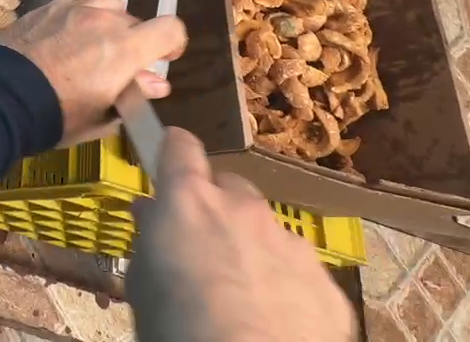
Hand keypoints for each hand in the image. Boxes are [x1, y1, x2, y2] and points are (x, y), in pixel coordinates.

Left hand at [0, 0, 185, 145]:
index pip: (170, 28)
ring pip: (110, 3)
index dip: (174, 43)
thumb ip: (134, 94)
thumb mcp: (103, 116)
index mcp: (125, 49)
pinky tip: (98, 0)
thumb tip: (157, 82)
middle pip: (136, 21)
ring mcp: (75, 7)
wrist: (2, 94)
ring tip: (102, 40)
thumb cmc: (57, 114)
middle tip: (121, 65)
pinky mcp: (51, 5)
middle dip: (136, 41)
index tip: (166, 57)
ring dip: (113, 20)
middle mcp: (104, 20)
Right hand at [128, 128, 354, 341]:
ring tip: (245, 293)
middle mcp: (242, 208)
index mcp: (189, 198)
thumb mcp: (141, 279)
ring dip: (255, 247)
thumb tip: (153, 215)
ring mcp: (290, 244)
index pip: (180, 145)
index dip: (172, 151)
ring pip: (268, 231)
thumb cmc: (176, 325)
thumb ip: (150, 237)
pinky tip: (276, 321)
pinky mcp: (328, 287)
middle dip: (218, 208)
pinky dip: (288, 286)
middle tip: (204, 246)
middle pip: (230, 187)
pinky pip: (301, 272)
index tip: (167, 160)